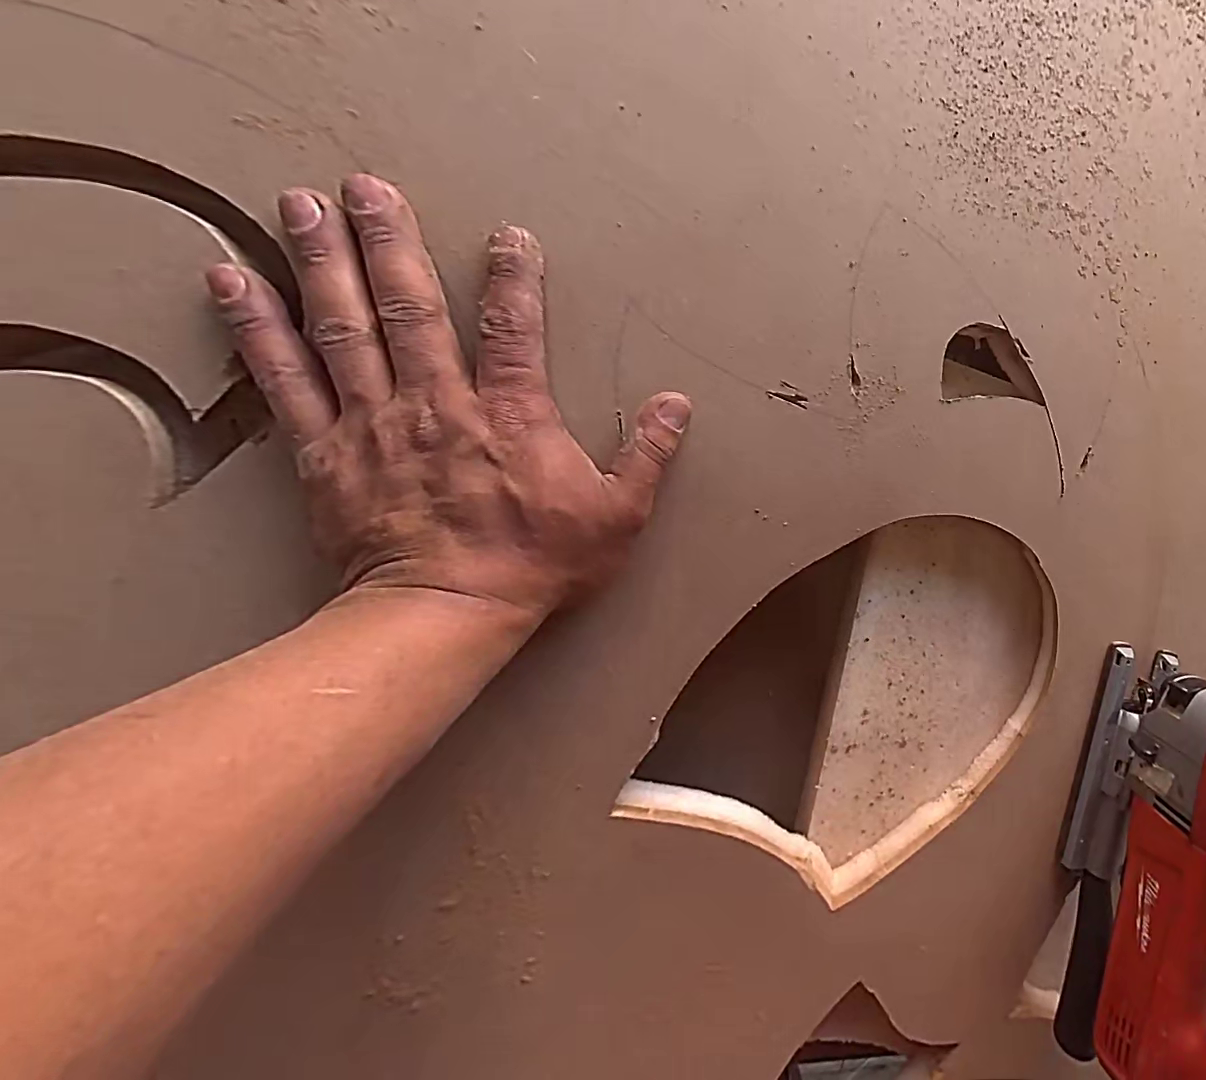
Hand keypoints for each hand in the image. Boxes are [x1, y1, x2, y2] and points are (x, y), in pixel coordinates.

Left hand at [204, 173, 689, 618]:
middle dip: (391, 244)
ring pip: (345, 329)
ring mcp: (377, 425)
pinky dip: (257, 328)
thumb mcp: (621, 514)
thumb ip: (649, 455)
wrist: (450, 611)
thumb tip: (677, 405)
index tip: (507, 236)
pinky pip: (288, 381)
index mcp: (514, 418)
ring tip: (301, 205)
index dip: (513, 280)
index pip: (514, 331)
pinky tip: (233, 281)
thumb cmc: (542, 563)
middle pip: (411, 310)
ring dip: (323, 263)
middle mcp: (440, 406)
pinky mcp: (329, 454)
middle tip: (367, 187)